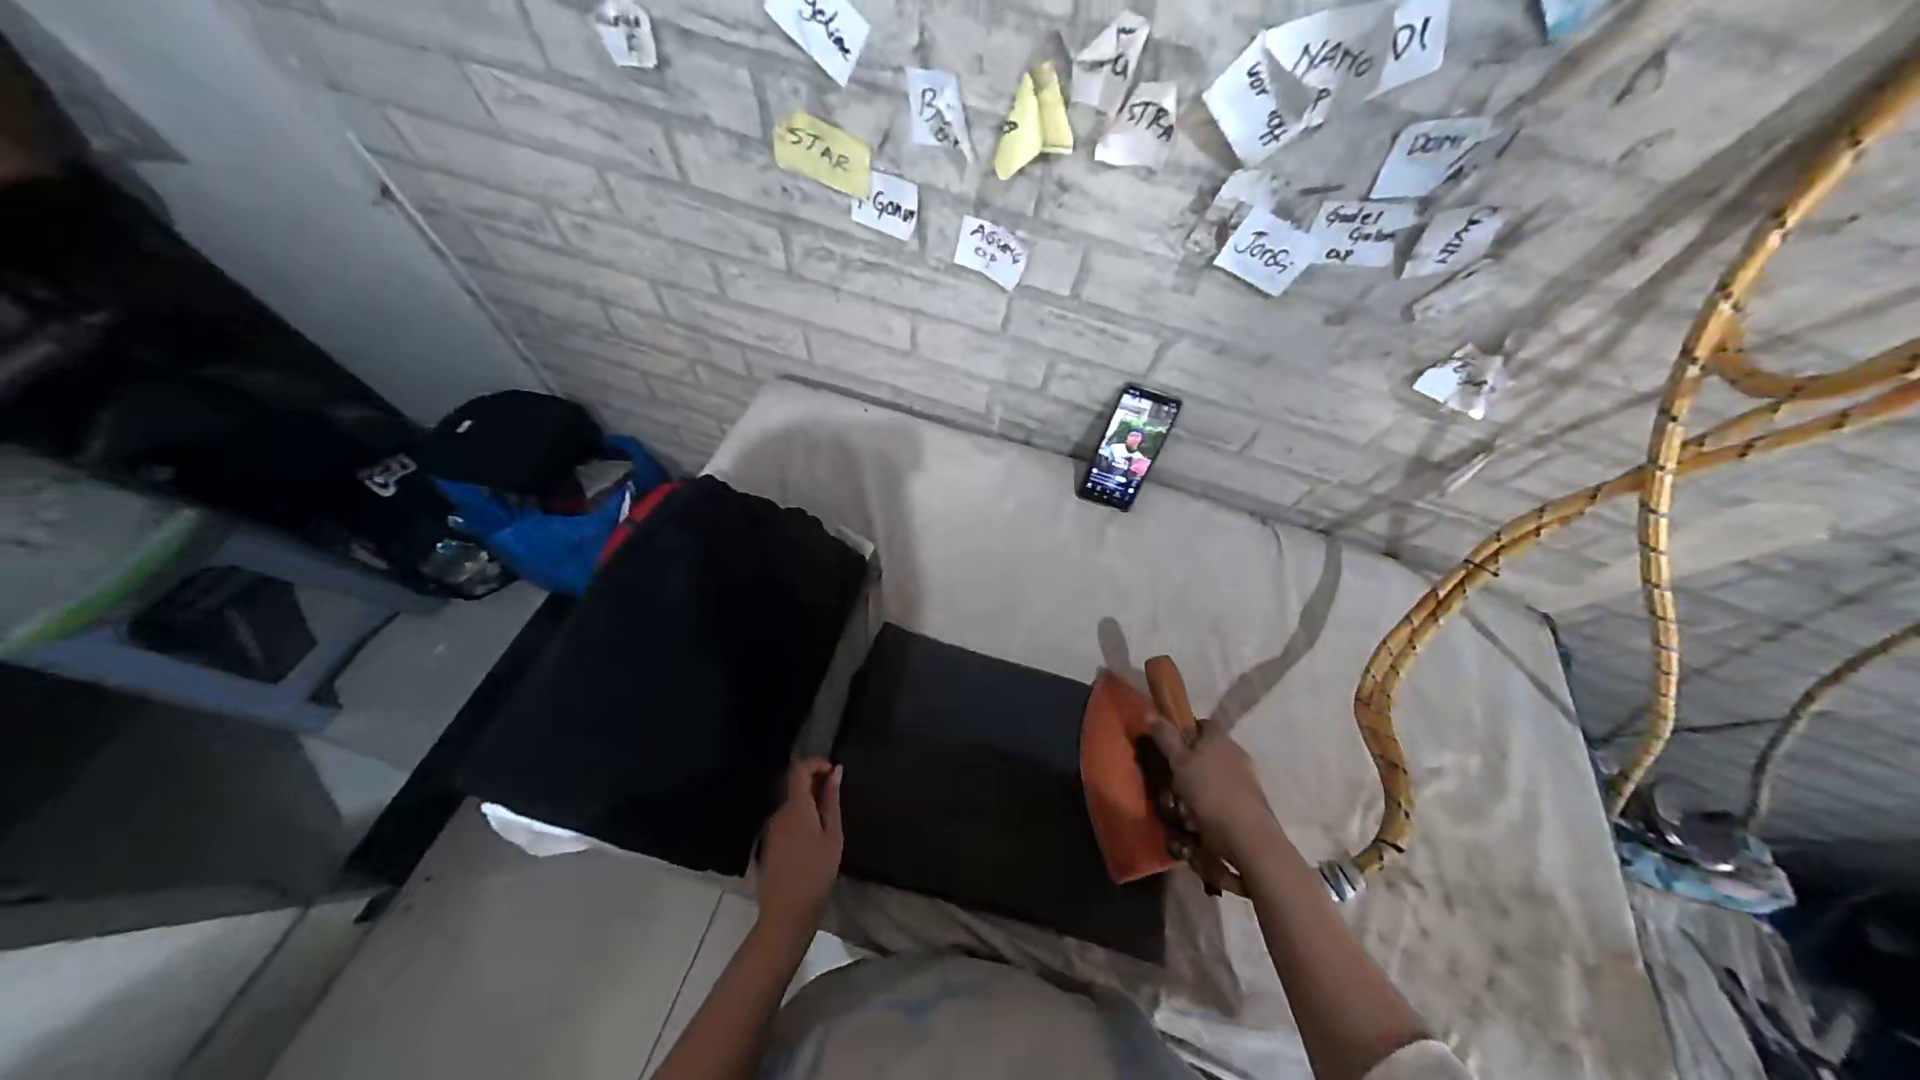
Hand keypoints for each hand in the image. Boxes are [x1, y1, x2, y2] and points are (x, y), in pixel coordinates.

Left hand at [756, 758, 842, 932]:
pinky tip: (813, 838)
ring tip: (829, 821)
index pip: (799, 769)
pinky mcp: (769, 843)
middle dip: (815, 783)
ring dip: (809, 802)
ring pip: (791, 804)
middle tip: (836, 797)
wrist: (786, 912)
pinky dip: (801, 817)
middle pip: (794, 786)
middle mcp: (779, 813)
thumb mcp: (833, 835)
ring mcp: (771, 829)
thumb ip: (832, 800)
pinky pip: (786, 820)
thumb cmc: (816, 872)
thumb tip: (835, 770)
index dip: (816, 763)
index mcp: (795, 807)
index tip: (833, 771)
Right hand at [1148, 716, 1279, 861]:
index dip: (1186, 731)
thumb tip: (1150, 712)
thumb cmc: (1208, 790)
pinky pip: (1224, 794)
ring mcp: (1247, 777)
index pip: (1203, 724)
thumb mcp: (1179, 762)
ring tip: (1184, 804)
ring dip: (1201, 785)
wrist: (1246, 834)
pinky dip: (1212, 803)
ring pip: (1216, 774)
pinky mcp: (1251, 800)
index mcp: (1219, 738)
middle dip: (1192, 762)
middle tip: (1174, 777)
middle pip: (1209, 750)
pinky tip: (1200, 819)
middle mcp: (1236, 752)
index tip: (1171, 746)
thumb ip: (1165, 737)